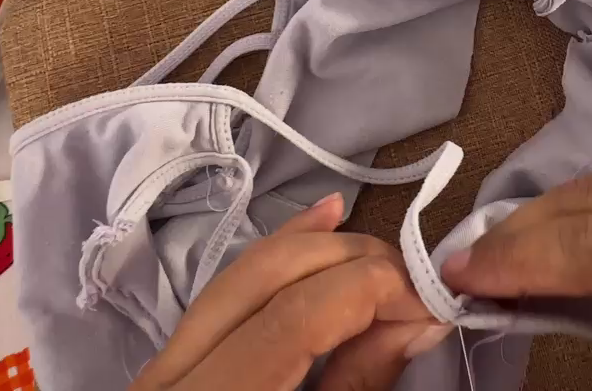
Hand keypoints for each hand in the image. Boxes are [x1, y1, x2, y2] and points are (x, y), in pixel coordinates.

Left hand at [131, 192, 452, 390]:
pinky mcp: (176, 356)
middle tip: (412, 282)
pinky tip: (322, 217)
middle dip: (350, 261)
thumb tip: (418, 316)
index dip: (368, 290)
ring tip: (379, 245)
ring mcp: (165, 361)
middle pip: (269, 276)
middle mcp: (172, 374)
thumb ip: (362, 383)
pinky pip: (230, 285)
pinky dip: (281, 249)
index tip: (426, 300)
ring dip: (320, 245)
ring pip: (247, 268)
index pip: (293, 317)